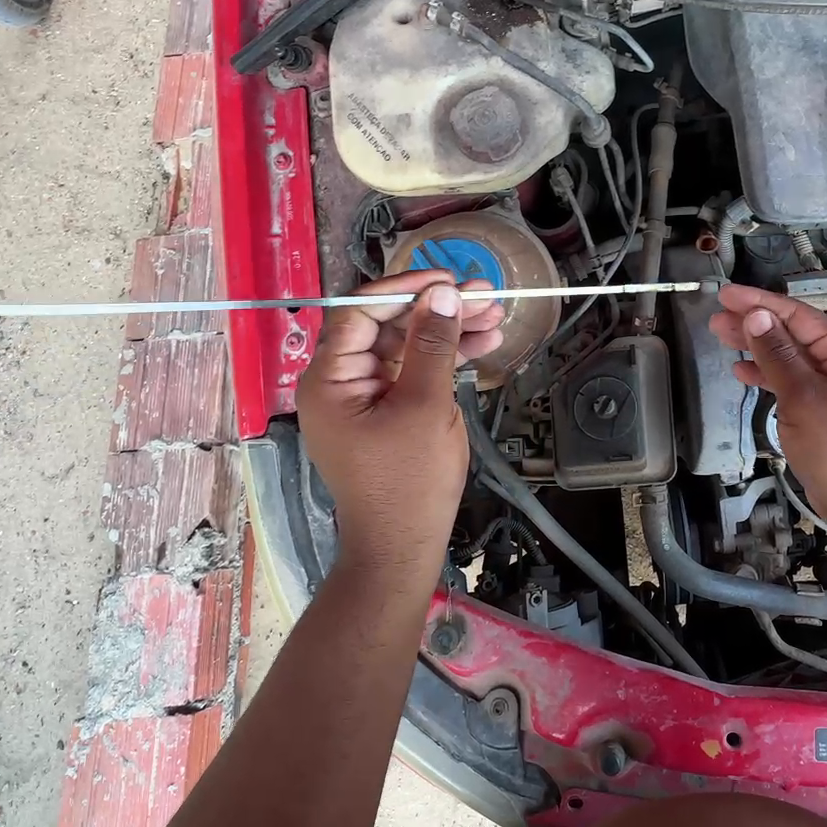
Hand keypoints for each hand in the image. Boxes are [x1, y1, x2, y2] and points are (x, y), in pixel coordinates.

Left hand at [297, 270, 505, 572]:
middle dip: (438, 309)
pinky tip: (484, 345)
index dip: (406, 289)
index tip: (449, 280)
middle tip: (485, 294)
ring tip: (496, 315)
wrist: (403, 547)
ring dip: (449, 331)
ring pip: (407, 346)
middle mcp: (340, 381)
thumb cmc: (409, 480)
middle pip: (389, 326)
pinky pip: (414, 372)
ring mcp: (365, 397)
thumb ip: (432, 344)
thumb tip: (442, 293)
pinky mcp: (387, 411)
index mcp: (330, 378)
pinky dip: (446, 359)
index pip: (361, 312)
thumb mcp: (425, 405)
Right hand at [708, 284, 826, 523]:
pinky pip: (790, 383)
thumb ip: (778, 354)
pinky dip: (766, 376)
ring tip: (722, 338)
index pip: (798, 316)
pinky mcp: (822, 414)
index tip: (725, 294)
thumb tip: (757, 316)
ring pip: (788, 359)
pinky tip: (743, 372)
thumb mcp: (803, 396)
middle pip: (792, 335)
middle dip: (754, 323)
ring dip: (756, 347)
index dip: (760, 302)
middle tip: (716, 316)